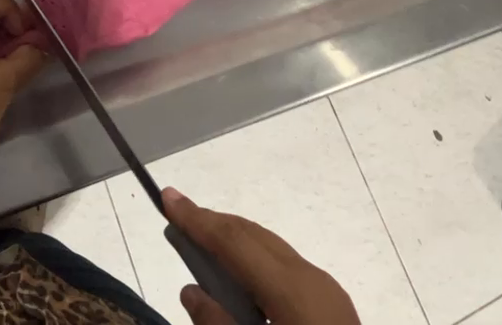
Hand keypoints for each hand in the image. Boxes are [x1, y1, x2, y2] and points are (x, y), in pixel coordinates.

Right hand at [164, 188, 360, 324]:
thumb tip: (191, 291)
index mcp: (293, 291)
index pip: (235, 240)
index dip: (197, 217)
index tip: (167, 195)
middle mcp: (312, 279)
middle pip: (254, 235)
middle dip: (214, 223)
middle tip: (177, 216)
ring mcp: (326, 291)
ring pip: (270, 249)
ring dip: (234, 243)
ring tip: (200, 247)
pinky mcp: (333, 306)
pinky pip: (285, 268)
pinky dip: (255, 264)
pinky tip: (239, 282)